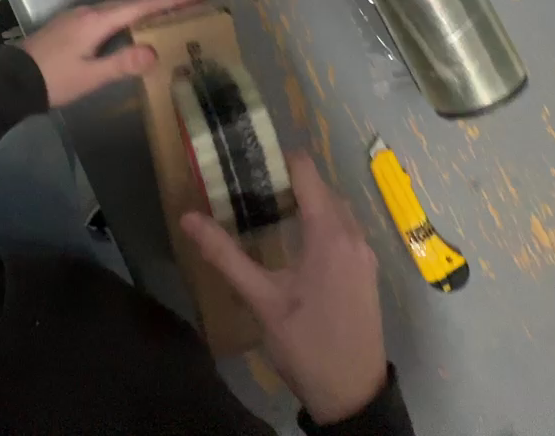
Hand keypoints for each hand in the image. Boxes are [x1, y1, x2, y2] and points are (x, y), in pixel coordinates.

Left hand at [20, 0, 203, 106]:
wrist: (10, 82)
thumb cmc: (52, 80)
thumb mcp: (89, 77)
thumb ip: (121, 64)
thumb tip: (154, 51)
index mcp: (96, 20)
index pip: (140, 6)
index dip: (169, 0)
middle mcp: (89, 12)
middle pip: (132, 2)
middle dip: (161, 1)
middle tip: (190, 2)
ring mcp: (77, 17)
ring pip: (119, 8)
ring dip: (145, 8)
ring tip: (169, 12)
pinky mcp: (71, 25)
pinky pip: (108, 14)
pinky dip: (128, 16)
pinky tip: (133, 26)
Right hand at [182, 153, 385, 424]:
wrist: (353, 396)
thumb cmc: (306, 342)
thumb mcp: (261, 299)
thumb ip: (225, 255)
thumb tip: (188, 218)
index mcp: (329, 232)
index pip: (306, 171)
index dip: (277, 158)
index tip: (247, 160)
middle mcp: (352, 233)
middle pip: (321, 187)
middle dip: (287, 180)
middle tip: (249, 185)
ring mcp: (364, 253)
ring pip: (335, 208)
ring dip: (306, 201)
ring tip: (268, 208)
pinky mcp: (366, 270)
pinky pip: (344, 228)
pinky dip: (321, 220)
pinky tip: (296, 240)